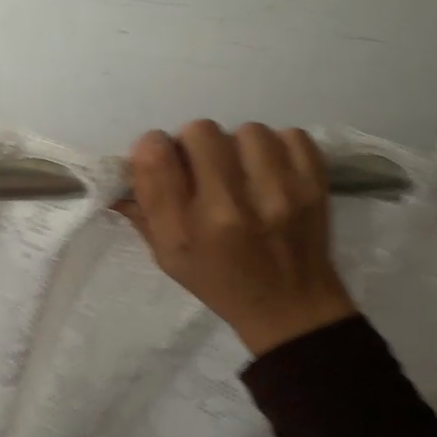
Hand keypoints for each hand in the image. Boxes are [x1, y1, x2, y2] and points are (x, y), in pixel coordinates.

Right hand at [117, 120, 357, 356]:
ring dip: (237, 145)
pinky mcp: (314, 186)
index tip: (160, 159)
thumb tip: (121, 167)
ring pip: (247, 130)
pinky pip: (291, 135)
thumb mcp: (166, 255)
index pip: (155, 155)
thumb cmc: (217, 280)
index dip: (152, 147)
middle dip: (194, 143)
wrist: (290, 305)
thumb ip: (143, 208)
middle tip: (201, 166)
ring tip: (239, 169)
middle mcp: (228, 208)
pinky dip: (277, 147)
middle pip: (201, 131)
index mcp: (183, 229)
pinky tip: (269, 170)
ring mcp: (278, 194)